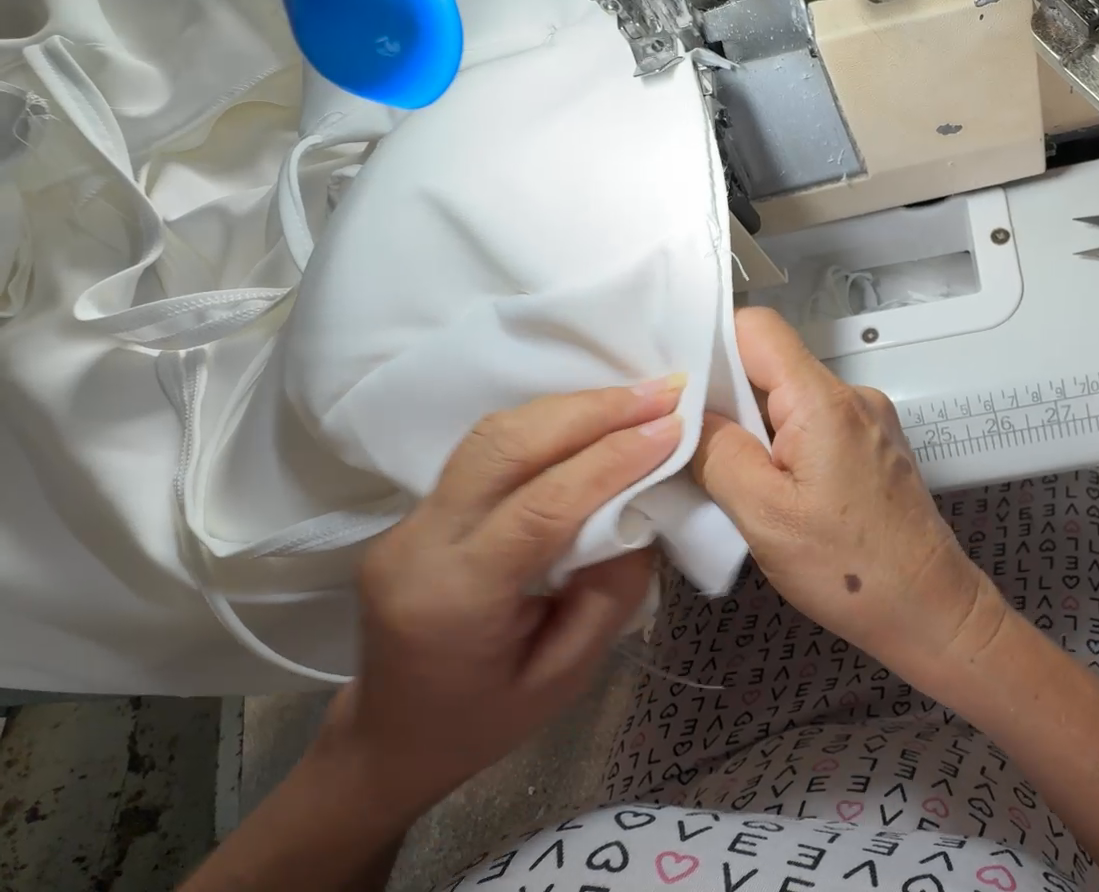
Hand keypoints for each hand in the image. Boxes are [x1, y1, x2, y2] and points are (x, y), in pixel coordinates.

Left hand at [317, 380, 683, 818]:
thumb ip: (612, 589)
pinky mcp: (419, 511)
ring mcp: (408, 522)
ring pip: (492, 434)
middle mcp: (418, 546)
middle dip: (592, 410)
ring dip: (573, 407)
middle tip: (665, 391)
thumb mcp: (570, 673)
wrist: (390, 739)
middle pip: (504, 446)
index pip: (541, 505)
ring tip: (641, 396)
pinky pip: (489, 449)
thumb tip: (643, 508)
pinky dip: (551, 424)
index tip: (674, 427)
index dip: (612, 459)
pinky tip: (597, 418)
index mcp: (455, 598)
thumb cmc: (488, 720)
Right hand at [692, 308, 1007, 678]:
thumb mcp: (764, 514)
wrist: (927, 606)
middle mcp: (852, 396)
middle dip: (724, 395)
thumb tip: (687, 412)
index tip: (672, 381)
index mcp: (824, 400)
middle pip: (773, 365)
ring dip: (754, 426)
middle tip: (683, 437)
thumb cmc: (847, 567)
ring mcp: (868, 421)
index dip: (710, 342)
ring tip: (725, 471)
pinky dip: (784, 444)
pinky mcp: (874, 447)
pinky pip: (815, 425)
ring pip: (791, 399)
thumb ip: (718, 452)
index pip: (758, 329)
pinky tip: (769, 486)